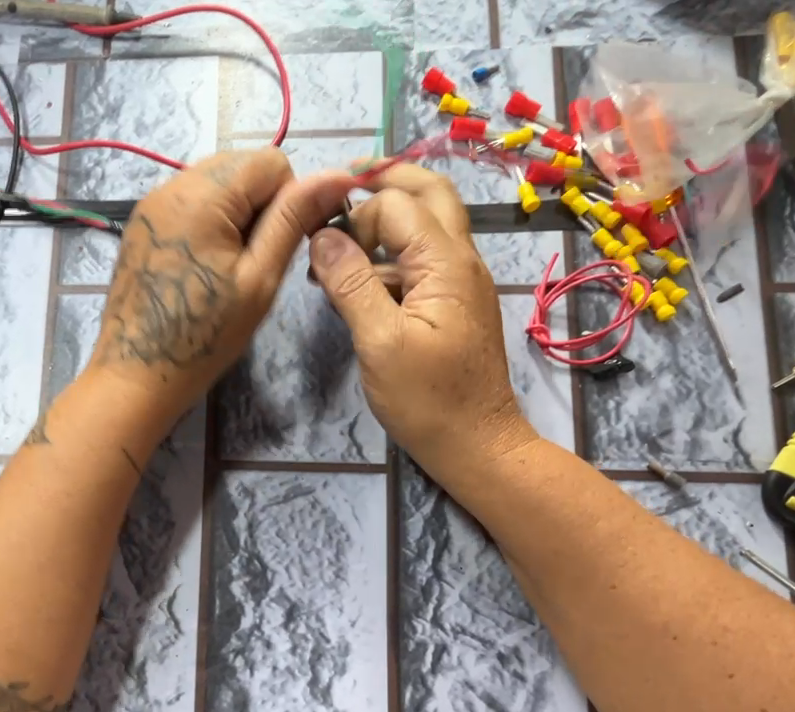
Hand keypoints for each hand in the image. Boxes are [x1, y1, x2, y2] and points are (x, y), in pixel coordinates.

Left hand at [90, 148, 358, 423]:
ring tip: (229, 270)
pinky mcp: (142, 226)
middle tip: (255, 263)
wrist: (136, 376)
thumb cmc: (204, 337)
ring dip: (235, 215)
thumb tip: (339, 174)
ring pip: (216, 184)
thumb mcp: (259, 279)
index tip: (282, 248)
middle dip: (261, 205)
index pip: (272, 162)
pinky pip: (189, 204)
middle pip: (241, 167)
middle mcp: (171, 186)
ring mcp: (151, 204)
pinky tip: (204, 270)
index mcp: (202, 194)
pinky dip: (208, 224)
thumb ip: (294, 220)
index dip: (291, 200)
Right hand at [305, 165, 535, 469]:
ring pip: (427, 226)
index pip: (395, 205)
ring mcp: (461, 282)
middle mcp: (461, 260)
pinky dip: (392, 258)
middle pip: (428, 194)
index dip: (353, 217)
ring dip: (384, 223)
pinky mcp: (454, 304)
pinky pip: (424, 261)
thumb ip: (351, 286)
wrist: (476, 443)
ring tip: (337, 251)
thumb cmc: (426, 399)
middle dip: (383, 185)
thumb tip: (322, 238)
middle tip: (338, 195)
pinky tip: (360, 286)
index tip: (319, 249)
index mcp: (444, 263)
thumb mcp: (379, 343)